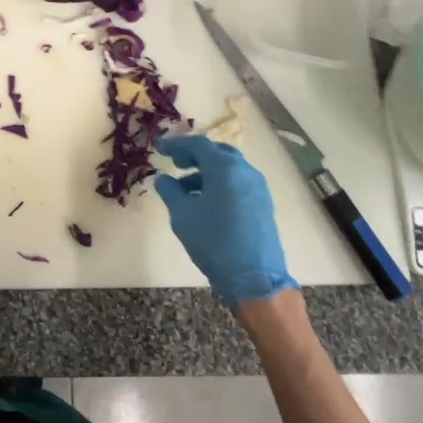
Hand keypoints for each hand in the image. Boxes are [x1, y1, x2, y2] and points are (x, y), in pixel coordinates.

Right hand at [154, 135, 295, 306]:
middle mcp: (245, 171)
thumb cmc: (213, 241)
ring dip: (206, 172)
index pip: (198, 144)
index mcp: (225, 168)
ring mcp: (258, 188)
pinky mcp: (263, 204)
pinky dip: (220, 184)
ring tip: (185, 189)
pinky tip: (205, 203)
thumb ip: (170, 191)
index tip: (159, 148)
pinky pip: (238, 184)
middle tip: (176, 164)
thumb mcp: (182, 215)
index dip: (176, 144)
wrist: (253, 277)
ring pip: (229, 169)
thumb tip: (162, 178)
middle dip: (195, 155)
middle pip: (217, 153)